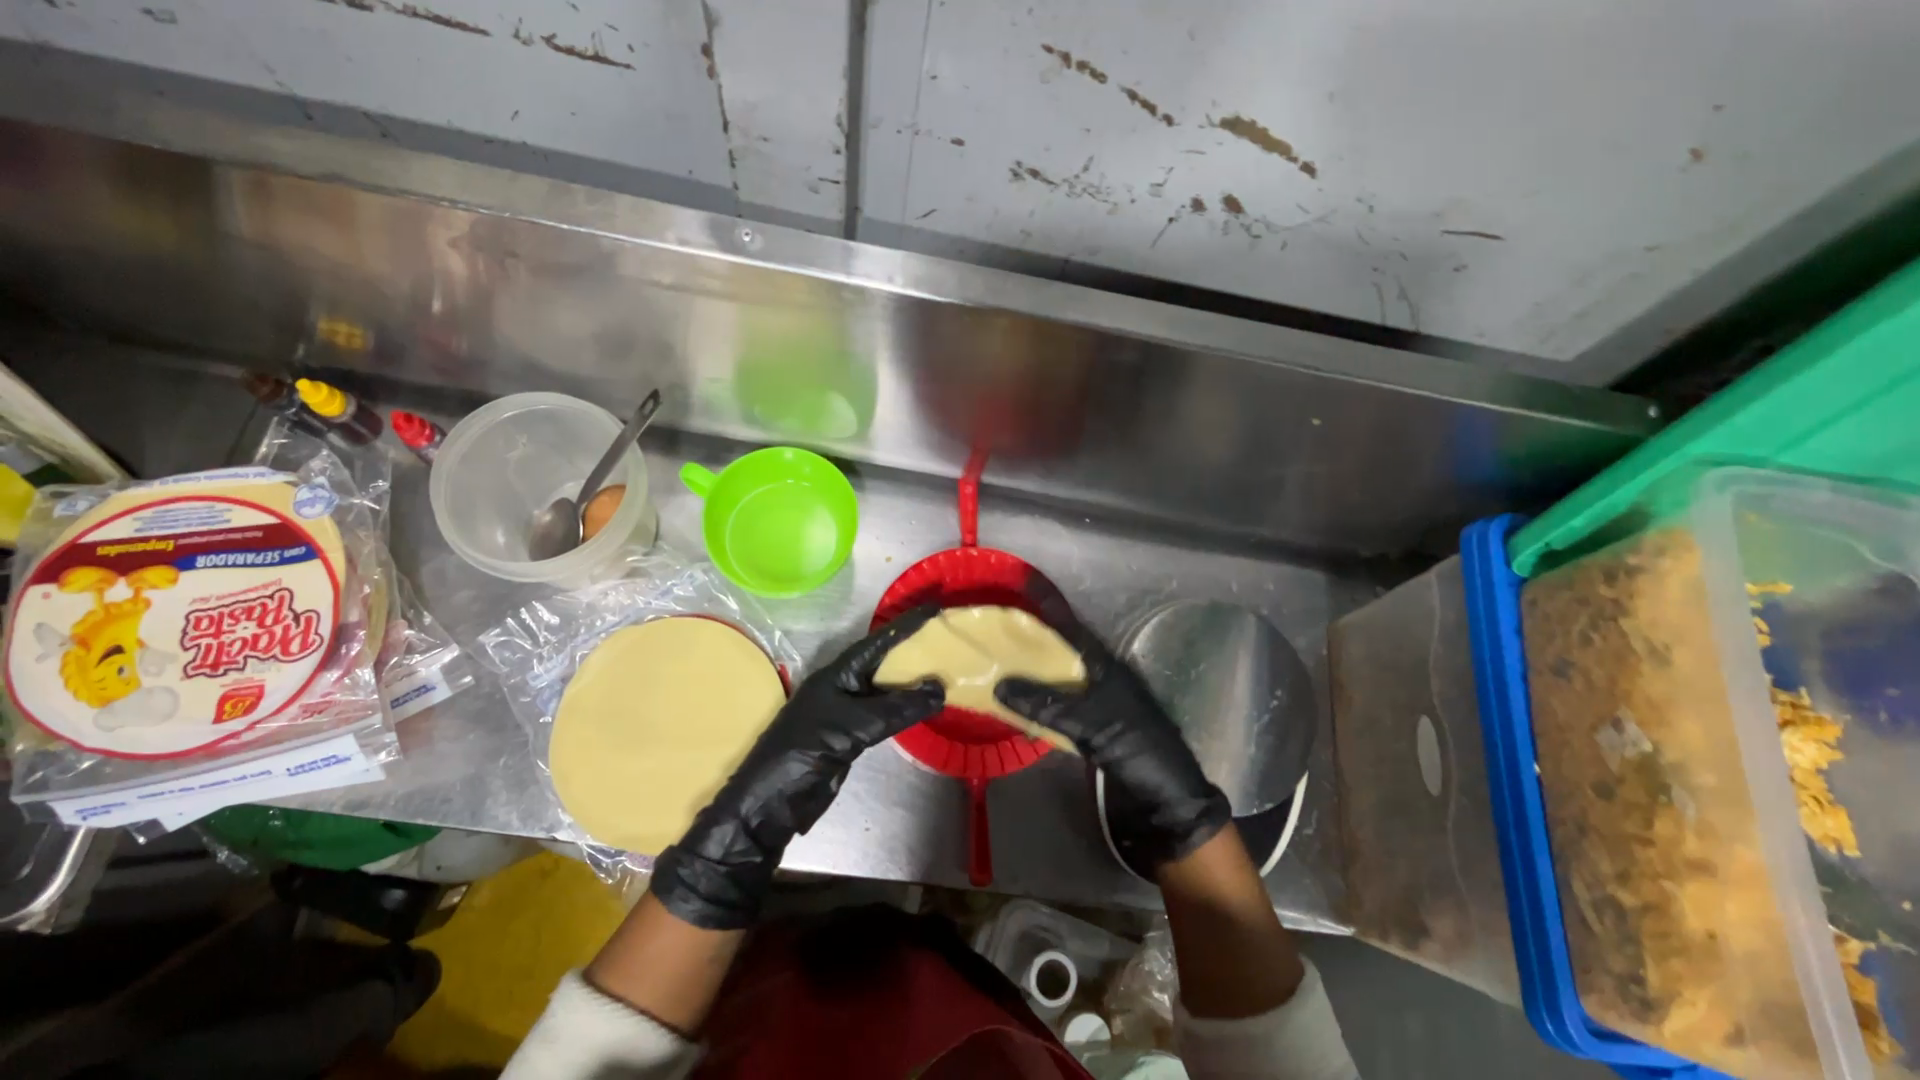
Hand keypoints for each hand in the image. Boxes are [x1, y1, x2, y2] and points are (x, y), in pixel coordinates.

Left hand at [651, 607, 945, 928]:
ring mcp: (847, 713)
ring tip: (948, 667)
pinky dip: (907, 708)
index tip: (936, 608)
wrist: (771, 804)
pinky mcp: (852, 737)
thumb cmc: (802, 754)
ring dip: (914, 680)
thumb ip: (895, 709)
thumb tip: (940, 688)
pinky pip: (887, 715)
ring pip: (887, 689)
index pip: (878, 642)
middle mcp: (843, 687)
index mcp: (836, 674)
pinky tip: (926, 706)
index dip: (906, 625)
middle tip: (951, 636)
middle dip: (914, 648)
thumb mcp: (850, 728)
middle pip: (884, 662)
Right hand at [995, 612, 1228, 875]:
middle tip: (990, 626)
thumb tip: (1001, 685)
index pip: (1071, 628)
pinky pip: (1052, 709)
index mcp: (1107, 667)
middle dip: (1028, 639)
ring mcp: (1092, 706)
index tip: (1022, 582)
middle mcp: (1098, 679)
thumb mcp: (1095, 725)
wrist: (1168, 802)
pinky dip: (1032, 706)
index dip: (1049, 605)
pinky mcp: (1086, 731)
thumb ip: (1048, 705)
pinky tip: (1010, 705)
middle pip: (1058, 652)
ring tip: (990, 660)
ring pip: (1053, 680)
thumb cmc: (1140, 751)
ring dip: (1026, 673)